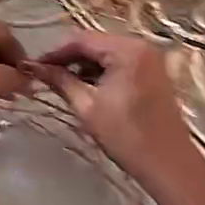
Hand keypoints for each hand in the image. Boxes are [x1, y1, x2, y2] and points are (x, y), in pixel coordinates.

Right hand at [32, 33, 204, 204]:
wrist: (170, 166)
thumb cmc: (127, 137)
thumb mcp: (88, 108)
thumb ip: (61, 81)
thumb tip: (36, 68)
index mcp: (127, 50)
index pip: (81, 39)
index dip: (54, 52)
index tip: (34, 67)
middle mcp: (141, 45)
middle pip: (95, 43)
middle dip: (69, 58)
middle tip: (45, 75)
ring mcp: (150, 58)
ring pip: (106, 52)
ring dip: (84, 65)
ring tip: (62, 84)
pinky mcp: (154, 71)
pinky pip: (120, 62)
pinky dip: (102, 71)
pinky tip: (87, 88)